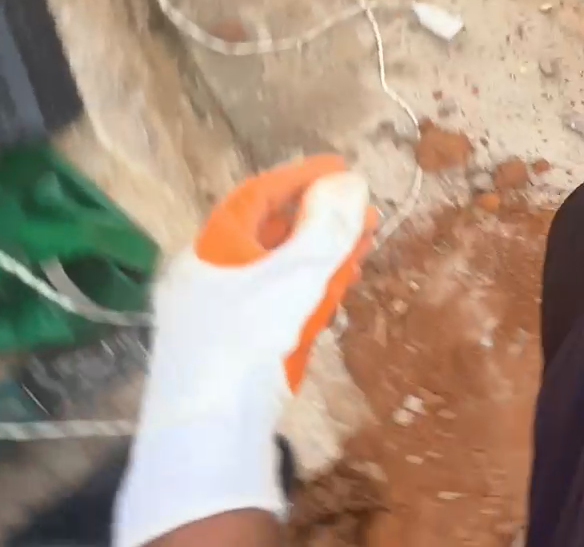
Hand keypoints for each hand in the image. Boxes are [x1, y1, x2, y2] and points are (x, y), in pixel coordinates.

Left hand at [115, 156, 376, 546]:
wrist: (218, 421)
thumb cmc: (253, 332)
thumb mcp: (300, 268)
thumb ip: (328, 221)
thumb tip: (347, 179)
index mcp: (212, 251)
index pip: (256, 196)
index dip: (300, 175)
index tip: (342, 165)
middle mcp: (214, 272)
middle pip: (273, 227)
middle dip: (324, 211)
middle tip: (365, 203)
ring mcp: (227, 304)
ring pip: (285, 258)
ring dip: (329, 242)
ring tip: (369, 233)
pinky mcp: (245, 331)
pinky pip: (286, 287)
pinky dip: (318, 273)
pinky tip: (347, 271)